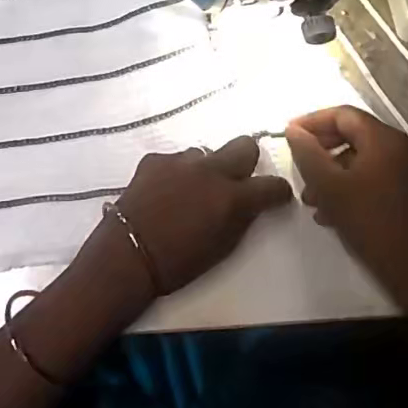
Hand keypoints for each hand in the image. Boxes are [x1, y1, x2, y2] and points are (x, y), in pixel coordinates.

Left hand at [114, 136, 292, 293]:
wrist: (129, 253)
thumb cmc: (180, 262)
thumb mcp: (223, 246)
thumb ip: (241, 218)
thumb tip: (249, 205)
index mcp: (233, 197)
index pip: (272, 185)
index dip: (277, 191)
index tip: (276, 196)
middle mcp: (211, 170)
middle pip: (243, 145)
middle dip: (246, 161)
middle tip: (237, 180)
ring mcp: (181, 160)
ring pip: (205, 154)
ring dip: (205, 170)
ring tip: (191, 192)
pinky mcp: (155, 159)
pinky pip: (174, 160)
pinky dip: (175, 173)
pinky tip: (164, 192)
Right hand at [286, 106, 407, 323]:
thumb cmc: (372, 224)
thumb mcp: (329, 187)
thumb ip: (307, 153)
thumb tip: (294, 131)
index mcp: (387, 140)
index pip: (343, 115)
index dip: (311, 122)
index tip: (288, 136)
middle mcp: (404, 147)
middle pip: (353, 134)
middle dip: (321, 150)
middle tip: (298, 166)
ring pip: (362, 157)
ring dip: (333, 171)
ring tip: (311, 198)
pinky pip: (376, 174)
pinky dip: (351, 183)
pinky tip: (332, 210)